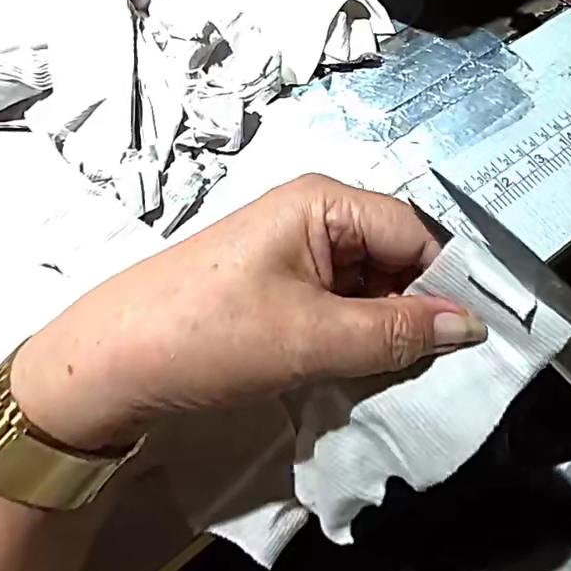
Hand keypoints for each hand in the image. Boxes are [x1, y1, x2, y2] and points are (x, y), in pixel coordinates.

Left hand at [10, 175, 486, 450]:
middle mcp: (318, 212)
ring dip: (386, 320)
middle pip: (393, 253)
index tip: (469, 330)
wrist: (100, 369)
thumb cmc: (208, 336)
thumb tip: (470, 326)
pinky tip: (360, 361)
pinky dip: (359, 328)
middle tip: (434, 358)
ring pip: (371, 278)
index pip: (412, 230)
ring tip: (396, 366)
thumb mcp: (311, 338)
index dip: (443, 277)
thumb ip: (397, 331)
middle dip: (414, 303)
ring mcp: (300, 245)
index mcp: (325, 201)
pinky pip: (344, 295)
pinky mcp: (286, 277)